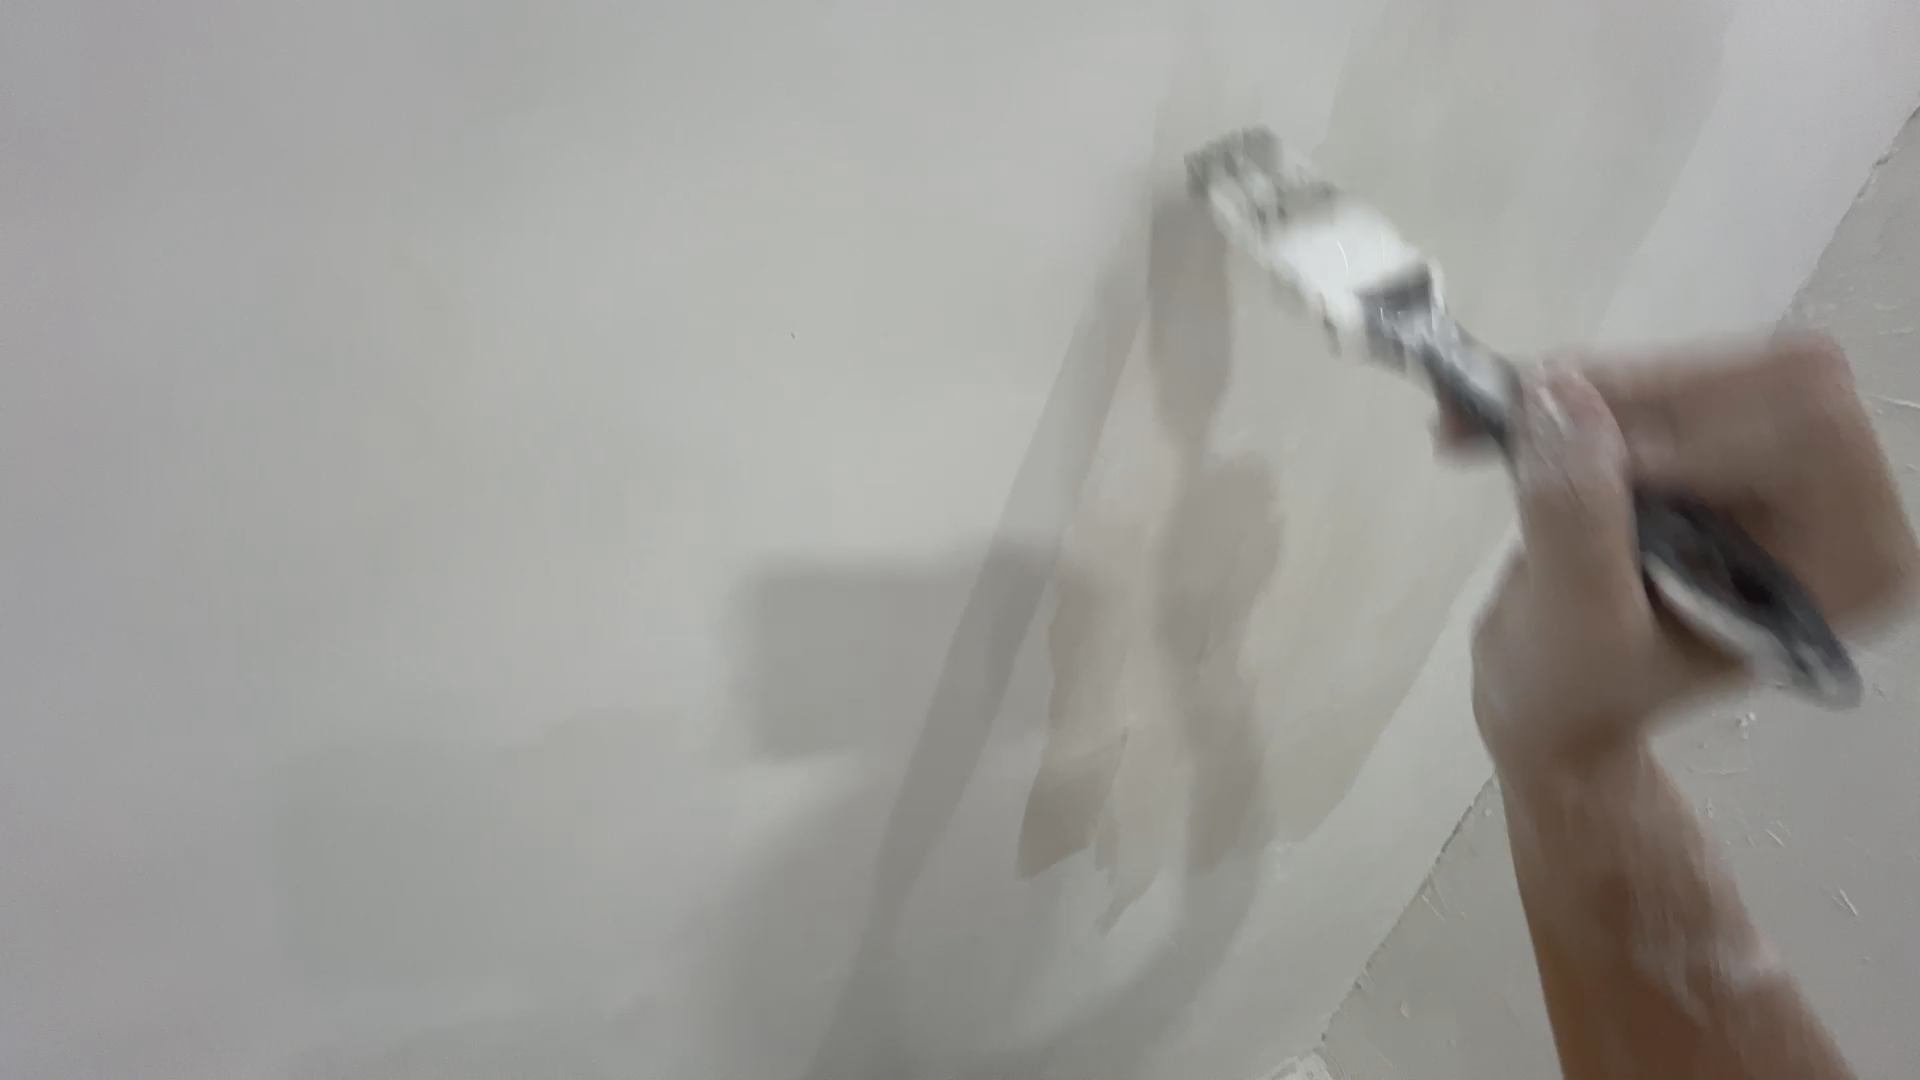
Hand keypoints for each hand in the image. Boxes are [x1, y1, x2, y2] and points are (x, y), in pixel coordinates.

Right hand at [1461, 336, 1916, 769]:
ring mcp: (1748, 473)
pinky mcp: (1680, 458)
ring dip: (1562, 391)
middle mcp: (1820, 499)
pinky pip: (1630, 391)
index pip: (1799, 420)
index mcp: (1842, 553)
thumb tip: (1552, 394)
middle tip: (1491, 422)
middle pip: (1741, 380)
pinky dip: (1547, 402)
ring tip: (1463, 427)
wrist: (1546, 703)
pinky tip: (1484, 428)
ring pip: (1677, 373)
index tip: (1561, 469)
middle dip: (1608, 393)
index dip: (1676, 425)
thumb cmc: (1570, 689)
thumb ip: (1575, 514)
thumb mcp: (1573, 618)